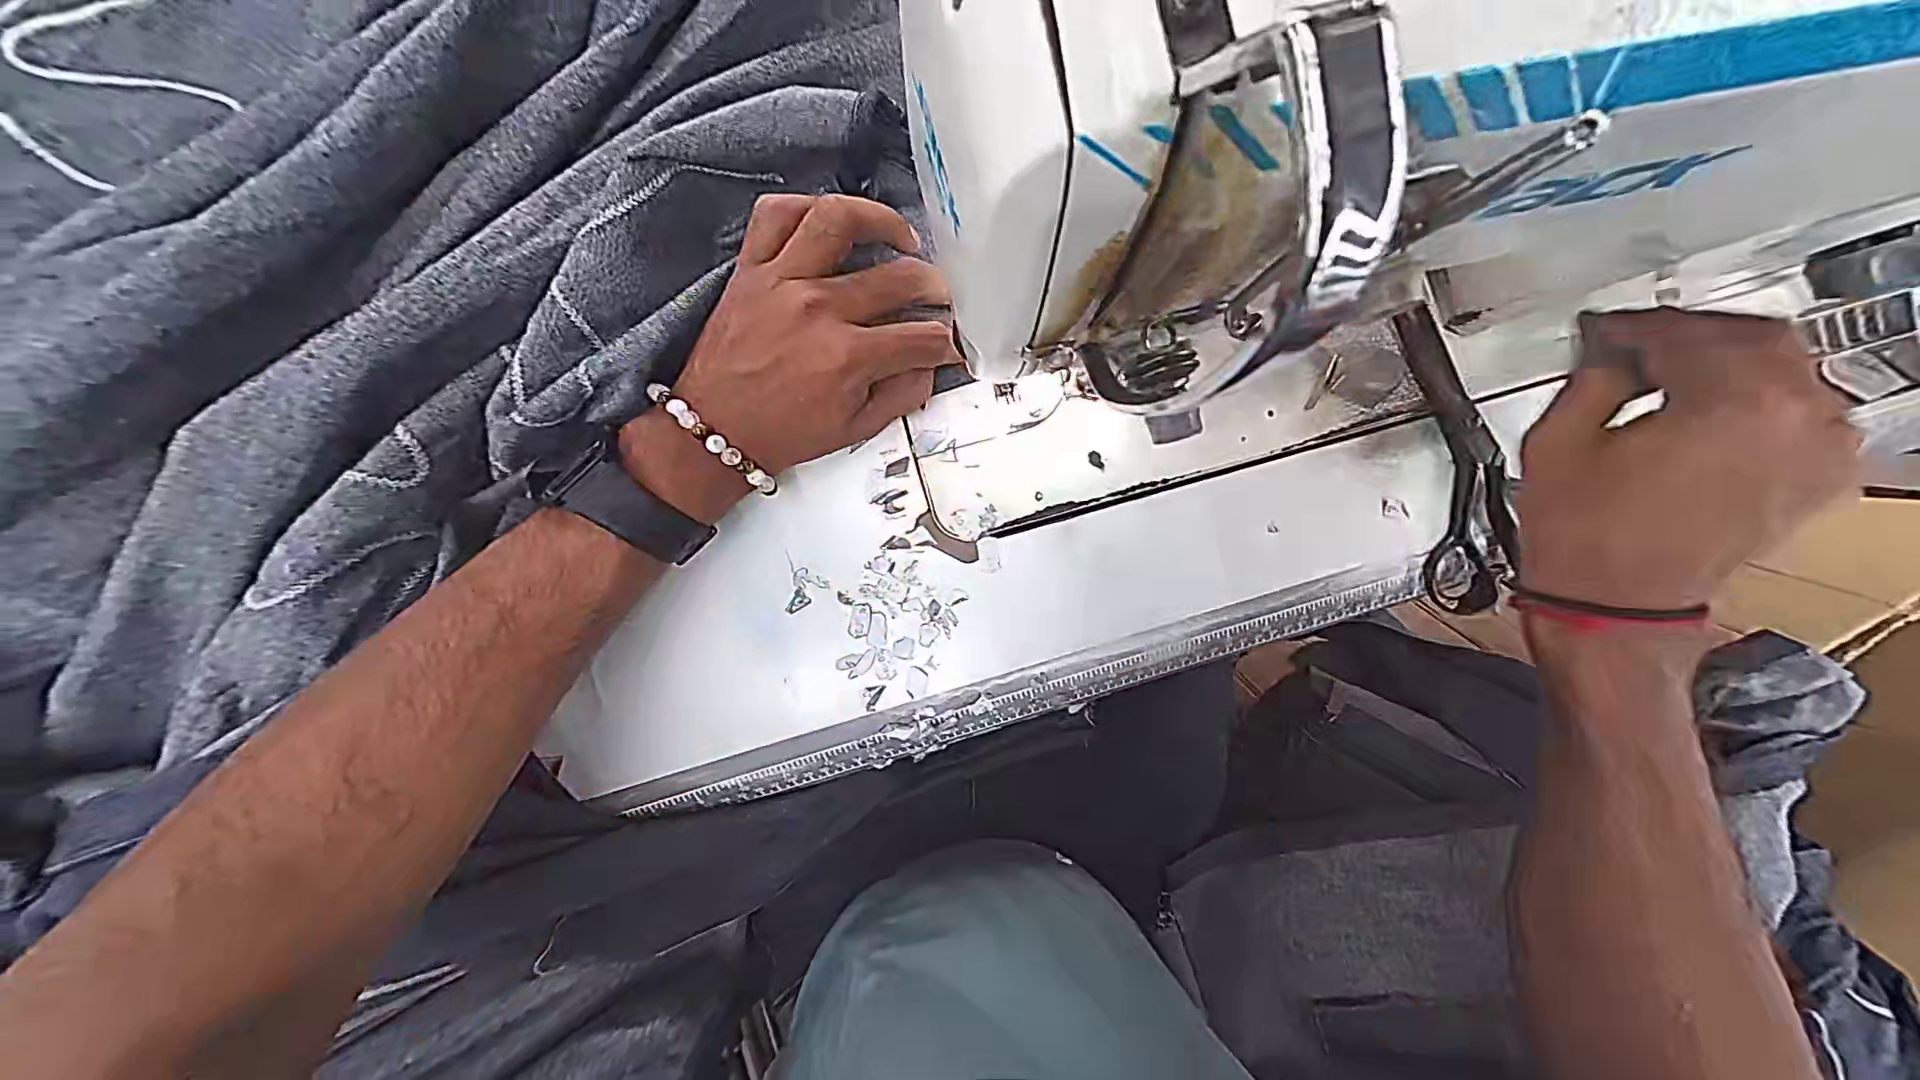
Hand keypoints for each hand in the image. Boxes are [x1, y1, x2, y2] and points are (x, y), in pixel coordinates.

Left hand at [619, 194, 959, 522]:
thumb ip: (903, 394)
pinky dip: (808, 207)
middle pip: (899, 278)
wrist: (718, 430)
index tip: (950, 342)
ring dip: (881, 220)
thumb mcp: (856, 427)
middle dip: (935, 288)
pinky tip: (831, 223)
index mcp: (847, 358)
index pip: (923, 337)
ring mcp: (782, 282)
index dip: (948, 341)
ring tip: (899, 237)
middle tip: (938, 296)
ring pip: (839, 220)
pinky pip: (776, 214)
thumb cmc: (782, 432)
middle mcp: (818, 311)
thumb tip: (930, 365)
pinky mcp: (752, 270)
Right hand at [1516, 308, 1858, 610]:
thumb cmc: (1585, 537)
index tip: (1608, 327)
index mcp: (1730, 405)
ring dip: (1727, 362)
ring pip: (1786, 373)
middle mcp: (1795, 421)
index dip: (1636, 324)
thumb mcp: (1556, 443)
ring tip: (1672, 370)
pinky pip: (1800, 413)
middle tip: (1640, 338)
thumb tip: (1610, 358)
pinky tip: (1711, 406)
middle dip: (1690, 333)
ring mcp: (1816, 452)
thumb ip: (1592, 383)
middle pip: (1756, 339)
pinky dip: (1755, 399)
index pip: (1686, 333)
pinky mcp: (1815, 479)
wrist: (1614, 601)